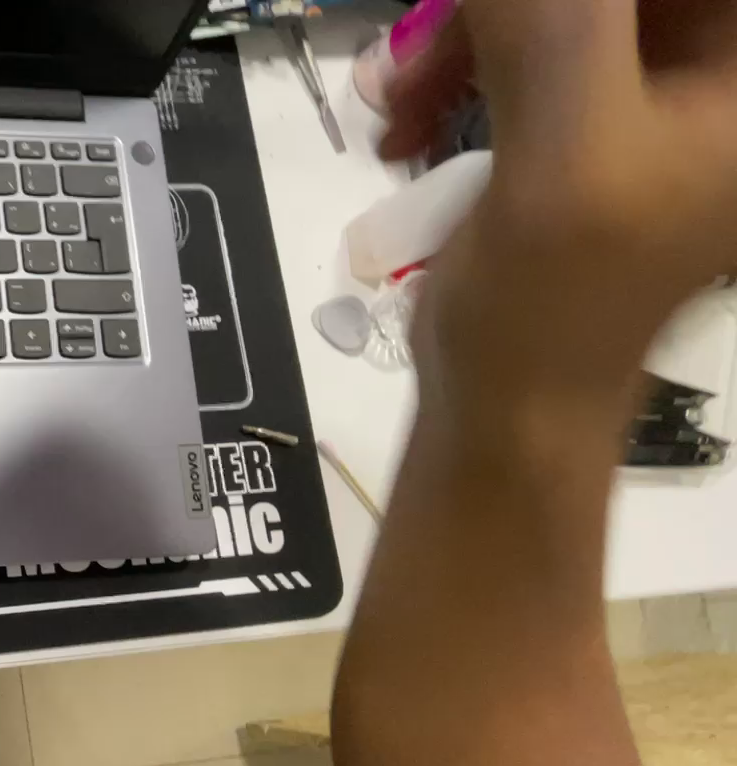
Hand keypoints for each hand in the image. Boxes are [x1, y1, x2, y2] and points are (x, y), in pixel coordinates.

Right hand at [381, 0, 736, 434]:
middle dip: (505, 16)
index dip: (560, 3)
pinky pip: (533, 49)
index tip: (479, 22)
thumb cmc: (549, 300)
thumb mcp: (560, 162)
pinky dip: (461, 74)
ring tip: (401, 107)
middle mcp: (728, 64)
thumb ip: (550, 37)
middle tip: (424, 64)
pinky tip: (414, 121)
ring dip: (470, 43)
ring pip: (568, 12)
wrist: (509, 388)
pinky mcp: (598, 112)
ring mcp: (668, 83)